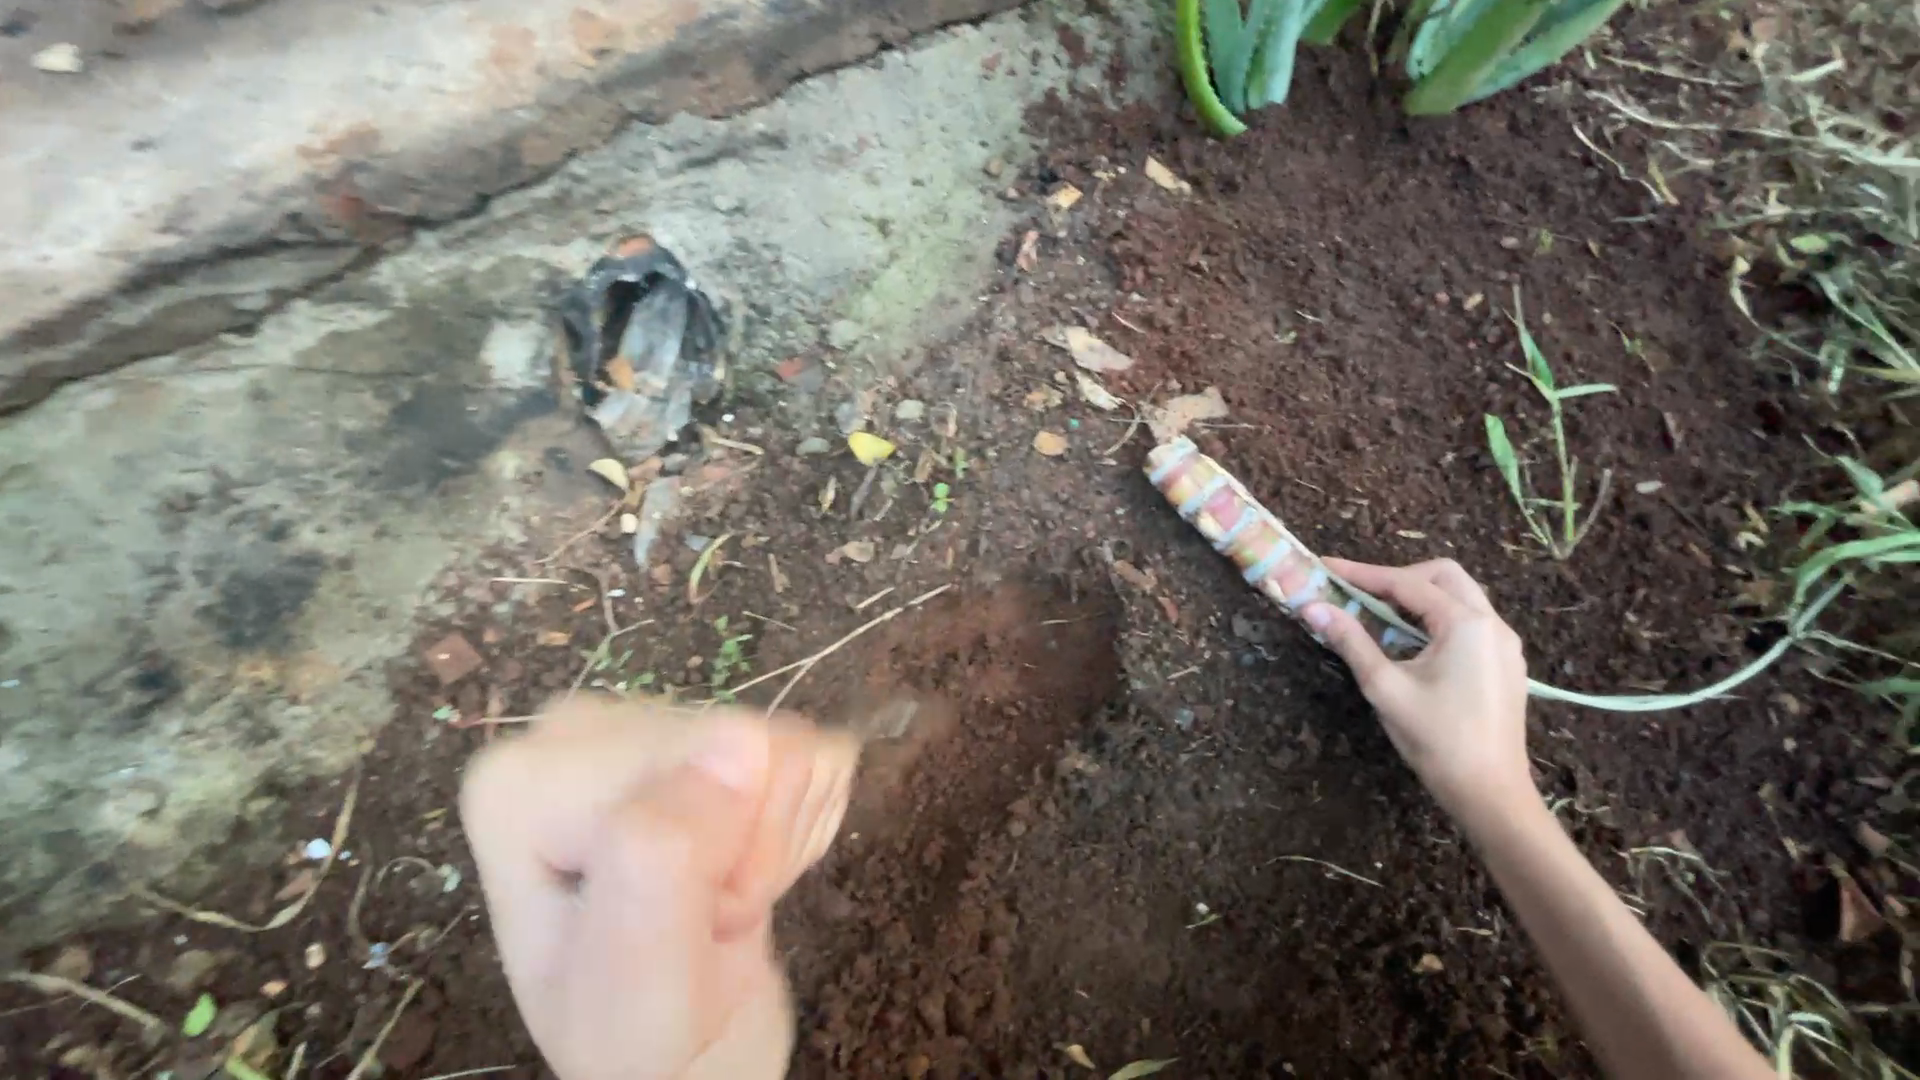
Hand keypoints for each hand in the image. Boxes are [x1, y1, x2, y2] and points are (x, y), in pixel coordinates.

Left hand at [460, 699, 856, 1079]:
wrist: (680, 1039)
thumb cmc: (642, 1029)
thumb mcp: (635, 979)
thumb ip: (664, 859)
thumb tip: (743, 736)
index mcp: (527, 776)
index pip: (694, 755)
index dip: (722, 845)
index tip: (687, 918)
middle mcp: (582, 727)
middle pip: (743, 738)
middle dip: (749, 840)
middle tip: (706, 911)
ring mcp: (654, 717)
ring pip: (788, 744)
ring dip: (776, 837)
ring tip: (719, 893)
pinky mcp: (723, 723)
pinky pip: (814, 752)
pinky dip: (799, 822)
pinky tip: (748, 860)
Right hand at [1302, 558, 1533, 824]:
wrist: (1490, 793)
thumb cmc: (1436, 739)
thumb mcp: (1384, 687)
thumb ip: (1350, 641)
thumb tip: (1312, 608)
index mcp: (1466, 625)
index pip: (1406, 583)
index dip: (1362, 574)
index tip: (1326, 567)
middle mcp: (1492, 625)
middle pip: (1443, 576)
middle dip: (1396, 577)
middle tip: (1358, 593)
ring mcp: (1503, 645)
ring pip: (1458, 597)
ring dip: (1415, 598)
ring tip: (1376, 615)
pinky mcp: (1503, 664)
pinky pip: (1466, 622)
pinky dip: (1433, 618)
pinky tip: (1407, 642)